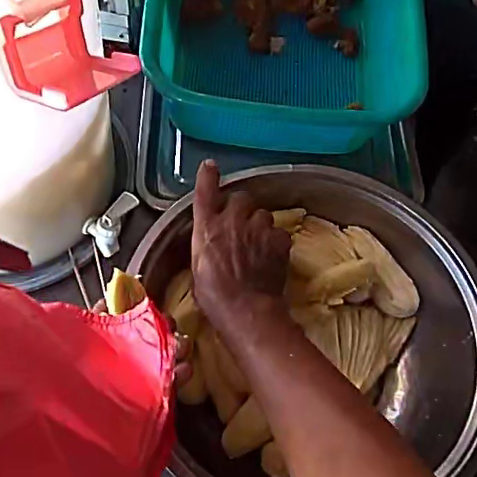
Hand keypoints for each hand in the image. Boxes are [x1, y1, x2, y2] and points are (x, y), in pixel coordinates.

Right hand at [191, 161, 289, 331]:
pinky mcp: (279, 240)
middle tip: (239, 227)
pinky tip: (269, 257)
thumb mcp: (197, 267)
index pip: (205, 192)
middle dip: (241, 208)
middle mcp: (232, 221)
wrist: (246, 310)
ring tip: (256, 245)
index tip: (210, 166)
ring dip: (259, 224)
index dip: (208, 177)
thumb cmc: (214, 296)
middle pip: (241, 198)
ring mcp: (258, 228)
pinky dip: (274, 241)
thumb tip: (211, 241)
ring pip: (263, 214)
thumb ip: (205, 244)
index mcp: (207, 227)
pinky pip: (278, 232)